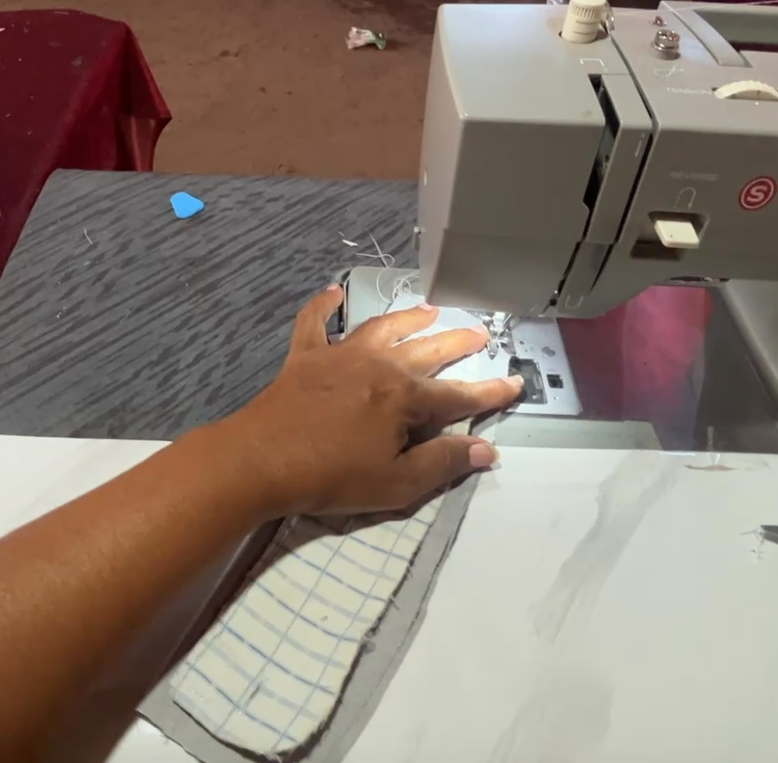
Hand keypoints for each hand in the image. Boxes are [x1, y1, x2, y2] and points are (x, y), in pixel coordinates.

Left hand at [211, 285, 522, 518]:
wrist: (262, 459)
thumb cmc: (332, 476)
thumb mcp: (396, 484)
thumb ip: (442, 463)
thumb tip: (486, 448)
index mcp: (403, 398)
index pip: (458, 396)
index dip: (489, 392)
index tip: (515, 382)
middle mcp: (378, 366)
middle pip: (427, 351)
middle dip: (457, 343)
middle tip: (479, 334)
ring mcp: (340, 355)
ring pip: (382, 328)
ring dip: (408, 318)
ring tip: (430, 310)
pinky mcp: (306, 356)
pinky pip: (316, 323)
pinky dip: (324, 305)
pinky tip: (333, 292)